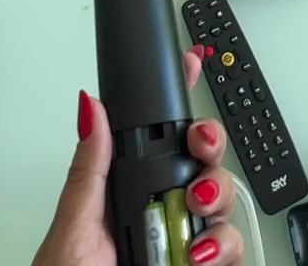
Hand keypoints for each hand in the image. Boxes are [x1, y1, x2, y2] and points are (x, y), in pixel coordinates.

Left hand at [32, 47, 245, 265]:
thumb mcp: (72, 230)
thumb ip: (89, 169)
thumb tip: (91, 107)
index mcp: (129, 191)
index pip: (162, 135)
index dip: (183, 97)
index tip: (191, 61)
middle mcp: (165, 215)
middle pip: (207, 160)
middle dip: (211, 143)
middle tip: (199, 144)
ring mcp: (188, 249)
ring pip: (227, 205)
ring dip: (219, 202)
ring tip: (193, 222)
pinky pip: (235, 255)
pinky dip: (225, 252)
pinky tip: (200, 258)